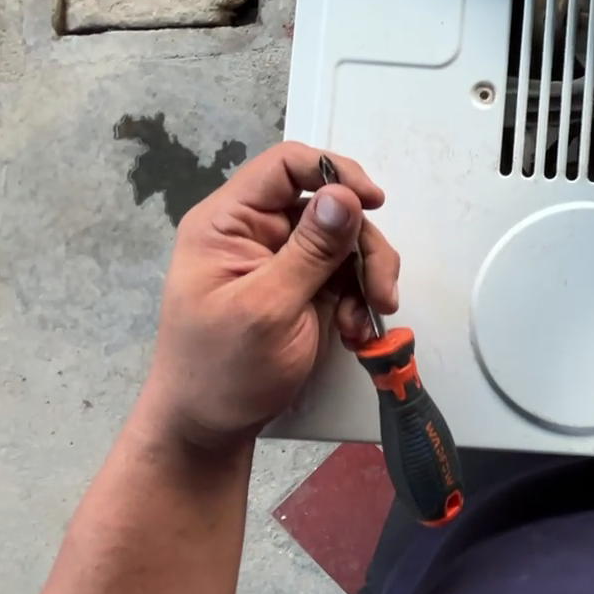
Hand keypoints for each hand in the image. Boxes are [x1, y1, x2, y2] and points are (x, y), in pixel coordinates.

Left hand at [140, 143, 400, 451]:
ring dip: (369, 276)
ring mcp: (284, 259)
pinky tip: (356, 331)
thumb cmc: (222, 371)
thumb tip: (344, 196)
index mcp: (230, 224)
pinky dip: (361, 298)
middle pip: (330, 206)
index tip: (373, 202)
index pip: (286, 166)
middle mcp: (258, 232)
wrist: (212, 427)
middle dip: (364, 246)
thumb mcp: (268, 309)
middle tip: (381, 291)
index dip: (334, 172)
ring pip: (348, 240)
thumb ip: (309, 250)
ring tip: (368, 319)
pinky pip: (349, 272)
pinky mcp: (306, 284)